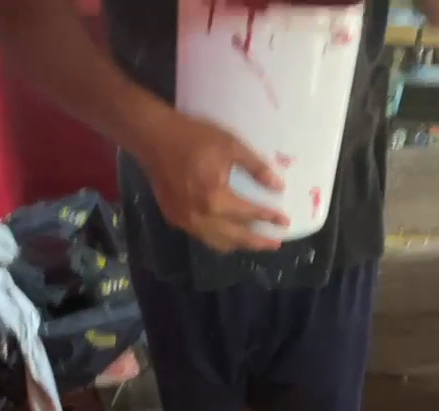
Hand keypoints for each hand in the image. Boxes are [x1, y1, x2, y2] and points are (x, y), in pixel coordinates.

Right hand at [130, 111, 288, 252]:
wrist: (154, 138)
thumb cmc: (194, 137)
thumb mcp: (230, 145)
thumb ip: (256, 167)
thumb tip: (277, 186)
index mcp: (215, 198)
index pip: (249, 213)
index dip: (269, 217)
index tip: (284, 222)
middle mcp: (201, 217)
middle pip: (237, 237)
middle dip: (258, 241)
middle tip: (276, 243)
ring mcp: (187, 222)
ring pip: (219, 243)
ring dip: (240, 244)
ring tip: (255, 242)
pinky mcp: (177, 220)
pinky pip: (204, 237)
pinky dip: (221, 239)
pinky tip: (230, 235)